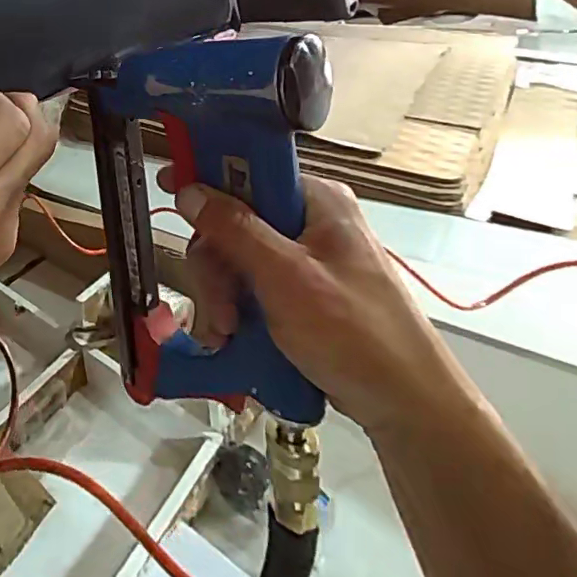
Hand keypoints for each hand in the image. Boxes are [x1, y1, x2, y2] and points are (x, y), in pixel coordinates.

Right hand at [165, 169, 460, 433]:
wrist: (407, 408)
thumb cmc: (359, 336)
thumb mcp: (288, 278)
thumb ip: (236, 230)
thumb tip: (192, 191)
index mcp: (317, 200)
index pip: (251, 168)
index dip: (208, 175)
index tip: (170, 184)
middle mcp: (310, 221)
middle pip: (235, 222)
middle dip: (218, 267)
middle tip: (221, 308)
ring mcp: (305, 259)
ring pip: (237, 259)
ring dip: (224, 296)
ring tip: (231, 333)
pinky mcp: (300, 292)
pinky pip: (252, 286)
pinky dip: (239, 310)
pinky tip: (238, 339)